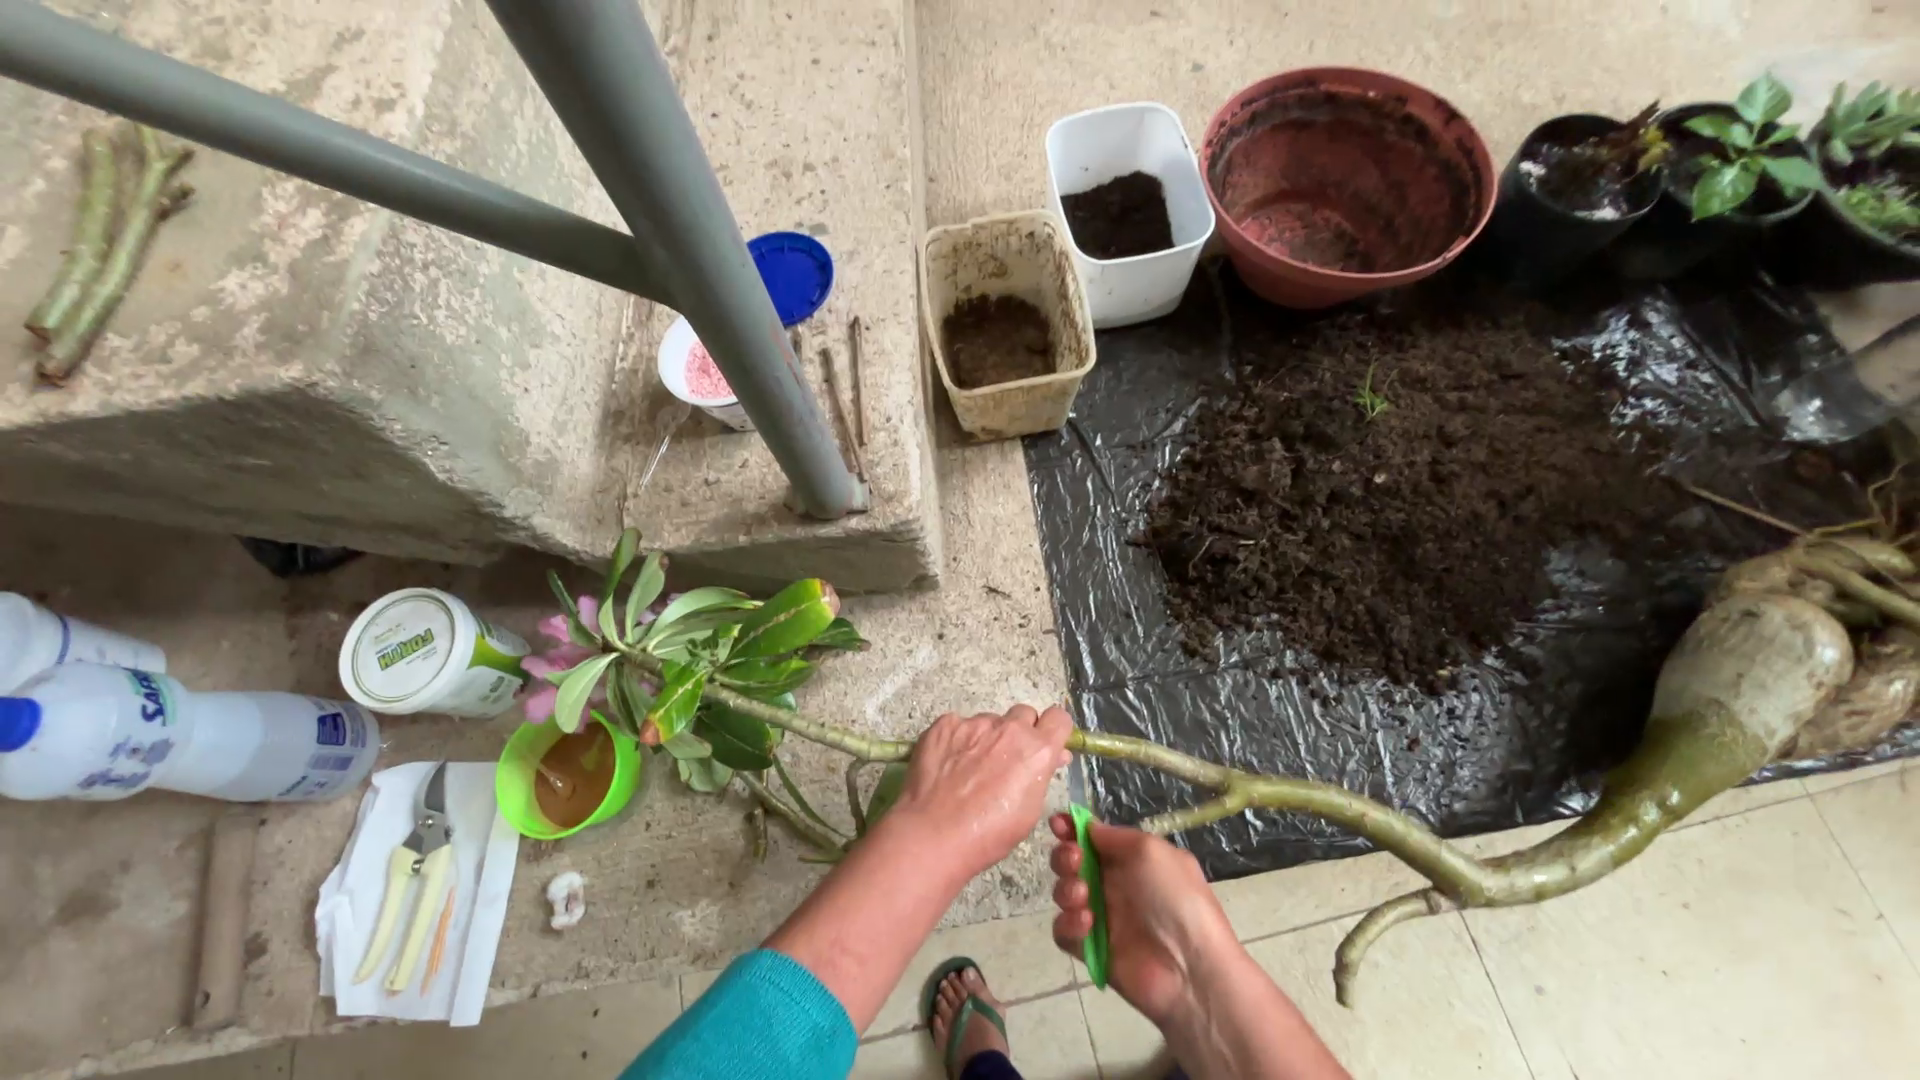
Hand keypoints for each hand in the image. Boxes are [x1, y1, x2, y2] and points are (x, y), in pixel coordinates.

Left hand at [888, 705, 1073, 880]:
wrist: (934, 833)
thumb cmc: (989, 833)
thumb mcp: (1030, 810)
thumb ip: (1042, 773)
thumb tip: (1053, 755)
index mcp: (1037, 749)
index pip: (1058, 718)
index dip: (1052, 730)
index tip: (1043, 744)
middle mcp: (1009, 729)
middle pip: (1023, 715)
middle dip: (1019, 733)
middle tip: (1005, 760)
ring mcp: (974, 724)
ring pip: (989, 721)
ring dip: (986, 738)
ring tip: (969, 769)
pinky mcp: (945, 725)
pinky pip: (958, 725)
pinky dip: (957, 740)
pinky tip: (948, 764)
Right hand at [1048, 815, 1240, 1026]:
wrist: (1190, 968)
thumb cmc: (1175, 898)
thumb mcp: (1152, 851)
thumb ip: (1115, 836)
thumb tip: (1088, 829)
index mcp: (1130, 859)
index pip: (1093, 837)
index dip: (1071, 828)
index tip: (1057, 824)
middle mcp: (1113, 884)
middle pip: (1072, 861)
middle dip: (1064, 856)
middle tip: (1075, 861)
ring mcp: (1101, 917)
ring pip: (1064, 893)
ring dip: (1066, 888)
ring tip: (1083, 896)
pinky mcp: (1091, 949)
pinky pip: (1064, 931)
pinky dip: (1068, 924)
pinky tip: (1087, 925)